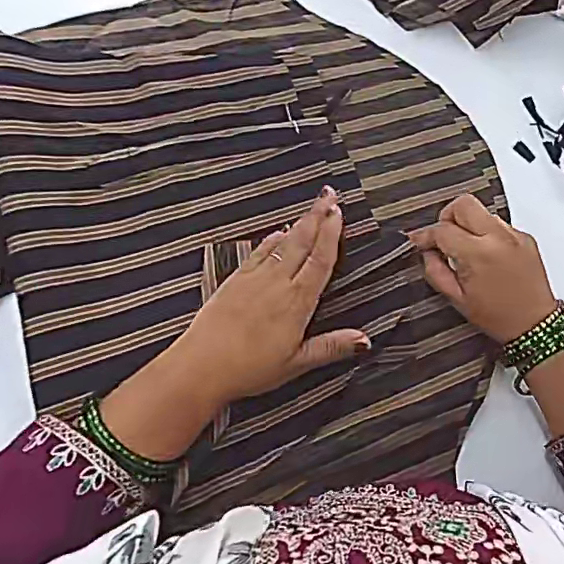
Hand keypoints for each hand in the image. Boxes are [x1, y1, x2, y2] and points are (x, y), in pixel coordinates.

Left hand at [166, 186, 370, 406]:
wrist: (200, 366)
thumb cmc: (248, 368)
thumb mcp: (296, 363)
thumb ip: (331, 347)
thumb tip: (364, 340)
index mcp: (296, 302)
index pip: (320, 260)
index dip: (332, 234)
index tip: (339, 213)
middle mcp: (276, 284)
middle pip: (302, 242)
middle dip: (317, 216)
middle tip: (329, 195)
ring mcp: (253, 279)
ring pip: (281, 244)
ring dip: (298, 224)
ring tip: (310, 209)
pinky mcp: (234, 282)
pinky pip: (257, 253)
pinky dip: (270, 240)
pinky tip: (276, 234)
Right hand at [408, 194, 558, 342]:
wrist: (535, 324)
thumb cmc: (500, 317)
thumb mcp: (457, 298)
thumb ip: (435, 271)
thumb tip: (427, 253)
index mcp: (478, 254)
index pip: (442, 230)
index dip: (425, 235)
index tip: (419, 240)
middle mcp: (499, 238)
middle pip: (463, 204)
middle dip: (447, 217)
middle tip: (443, 236)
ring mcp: (515, 235)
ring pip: (482, 212)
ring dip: (468, 225)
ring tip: (466, 250)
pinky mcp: (525, 237)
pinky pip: (499, 224)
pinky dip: (487, 234)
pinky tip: (486, 255)